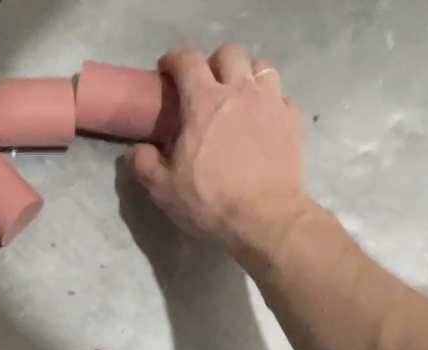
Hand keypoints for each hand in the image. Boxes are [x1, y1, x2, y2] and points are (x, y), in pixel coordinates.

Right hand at [128, 45, 313, 259]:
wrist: (264, 217)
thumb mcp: (164, 190)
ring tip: (238, 96)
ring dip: (246, 74)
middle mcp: (239, 91)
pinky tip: (261, 120)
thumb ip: (144, 165)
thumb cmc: (210, 202)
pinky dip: (268, 101)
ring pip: (260, 66)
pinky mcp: (291, 118)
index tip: (167, 69)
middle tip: (205, 83)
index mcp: (204, 102)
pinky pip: (280, 96)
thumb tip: (136, 150)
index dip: (174, 59)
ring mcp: (271, 101)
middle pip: (229, 53)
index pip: (188, 60)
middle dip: (213, 62)